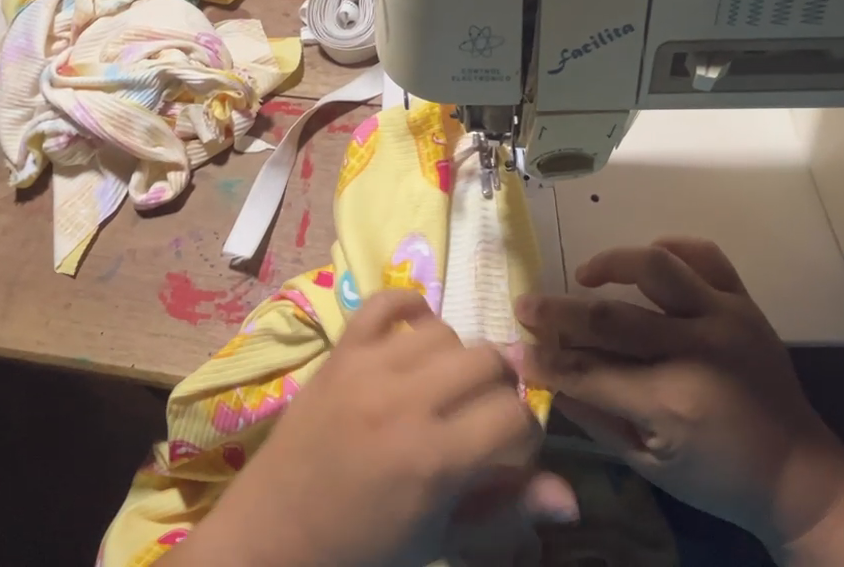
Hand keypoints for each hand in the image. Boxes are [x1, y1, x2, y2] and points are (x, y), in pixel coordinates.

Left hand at [175, 289, 575, 566]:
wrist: (273, 537)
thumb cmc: (362, 549)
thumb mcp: (439, 540)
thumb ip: (504, 511)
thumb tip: (570, 498)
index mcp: (433, 459)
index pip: (513, 415)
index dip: (524, 435)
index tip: (510, 452)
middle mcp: (404, 402)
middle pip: (486, 360)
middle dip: (499, 388)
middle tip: (482, 416)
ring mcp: (366, 369)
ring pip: (443, 330)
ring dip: (457, 357)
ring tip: (445, 387)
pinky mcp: (338, 353)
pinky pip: (384, 301)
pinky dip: (409, 306)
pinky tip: (417, 332)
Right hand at [515, 238, 843, 546]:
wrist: (800, 475)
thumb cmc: (717, 478)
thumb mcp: (648, 463)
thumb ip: (594, 415)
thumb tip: (543, 377)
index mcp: (672, 402)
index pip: (588, 372)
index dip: (544, 362)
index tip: (513, 351)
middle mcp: (698, 350)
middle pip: (611, 317)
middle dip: (558, 312)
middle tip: (526, 306)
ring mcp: (726, 319)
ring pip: (658, 267)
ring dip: (612, 264)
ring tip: (585, 275)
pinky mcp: (745, 304)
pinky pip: (706, 256)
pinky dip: (673, 248)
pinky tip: (649, 258)